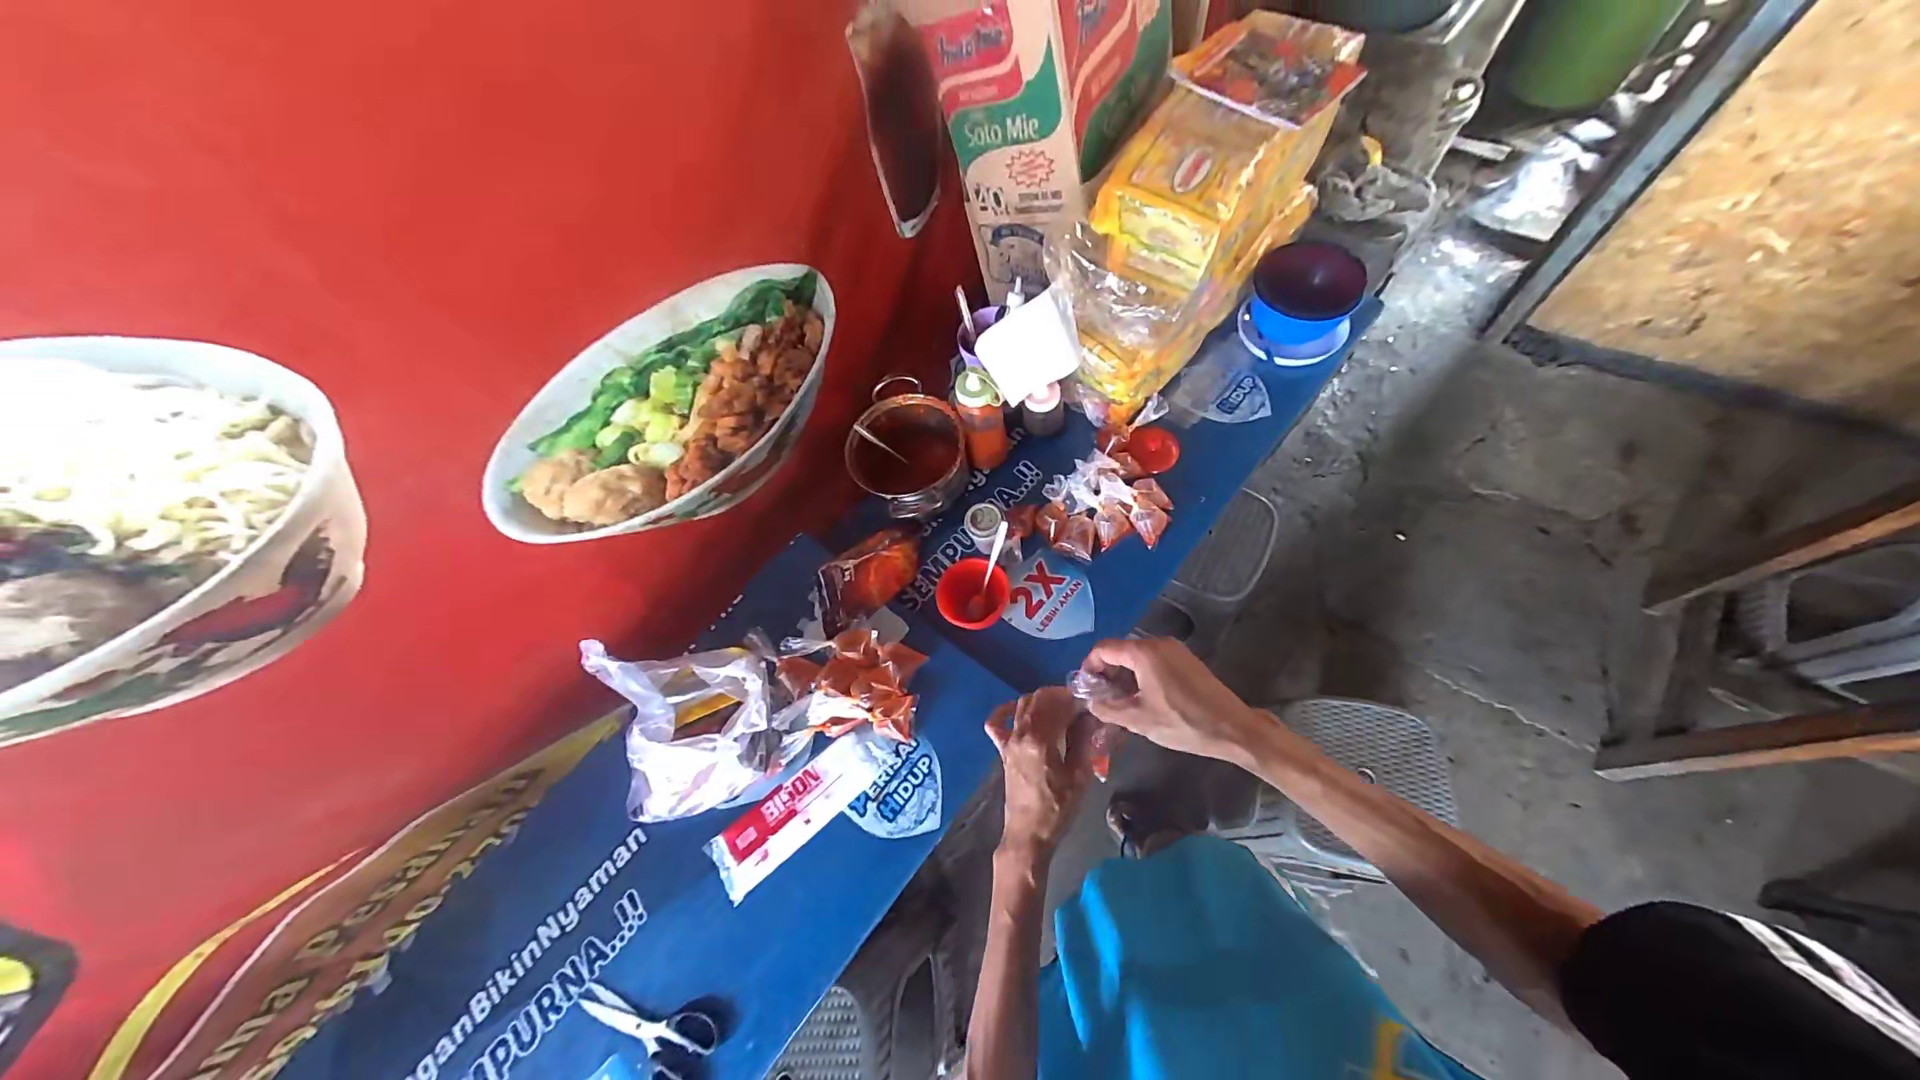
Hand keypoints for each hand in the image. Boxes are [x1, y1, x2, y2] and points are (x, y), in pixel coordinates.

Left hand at [985, 687, 1092, 859]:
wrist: (1029, 834)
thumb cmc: (1057, 808)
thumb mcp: (1079, 776)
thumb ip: (1084, 741)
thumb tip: (1089, 715)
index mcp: (1041, 739)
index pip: (1057, 704)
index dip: (1074, 698)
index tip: (1088, 702)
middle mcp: (1021, 734)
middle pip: (1038, 699)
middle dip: (1058, 696)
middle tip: (1078, 705)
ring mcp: (1009, 741)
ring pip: (1021, 706)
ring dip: (1040, 701)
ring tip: (1059, 709)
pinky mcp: (1002, 751)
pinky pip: (996, 724)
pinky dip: (1005, 711)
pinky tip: (1017, 710)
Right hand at [1080, 637, 1263, 761]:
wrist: (1233, 728)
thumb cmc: (1183, 722)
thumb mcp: (1138, 720)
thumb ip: (1107, 708)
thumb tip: (1090, 701)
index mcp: (1143, 653)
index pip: (1103, 649)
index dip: (1089, 666)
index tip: (1086, 688)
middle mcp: (1158, 643)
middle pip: (1120, 650)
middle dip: (1106, 672)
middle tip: (1102, 698)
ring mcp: (1175, 650)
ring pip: (1137, 656)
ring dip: (1124, 675)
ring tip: (1121, 702)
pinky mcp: (1186, 660)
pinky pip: (1153, 661)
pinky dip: (1141, 675)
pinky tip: (1143, 698)